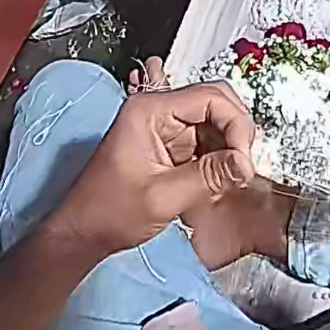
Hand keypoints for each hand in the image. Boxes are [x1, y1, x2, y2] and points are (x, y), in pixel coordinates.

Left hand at [44, 71, 256, 257]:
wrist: (83, 232)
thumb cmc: (110, 212)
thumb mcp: (163, 197)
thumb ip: (208, 177)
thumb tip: (246, 165)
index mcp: (150, 110)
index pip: (210, 97)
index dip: (236, 124)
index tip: (243, 161)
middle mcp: (159, 109)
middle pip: (216, 103)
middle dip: (236, 132)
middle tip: (242, 167)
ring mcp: (165, 126)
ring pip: (216, 122)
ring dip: (229, 147)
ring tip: (230, 178)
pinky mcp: (171, 144)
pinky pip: (207, 139)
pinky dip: (219, 157)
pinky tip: (219, 178)